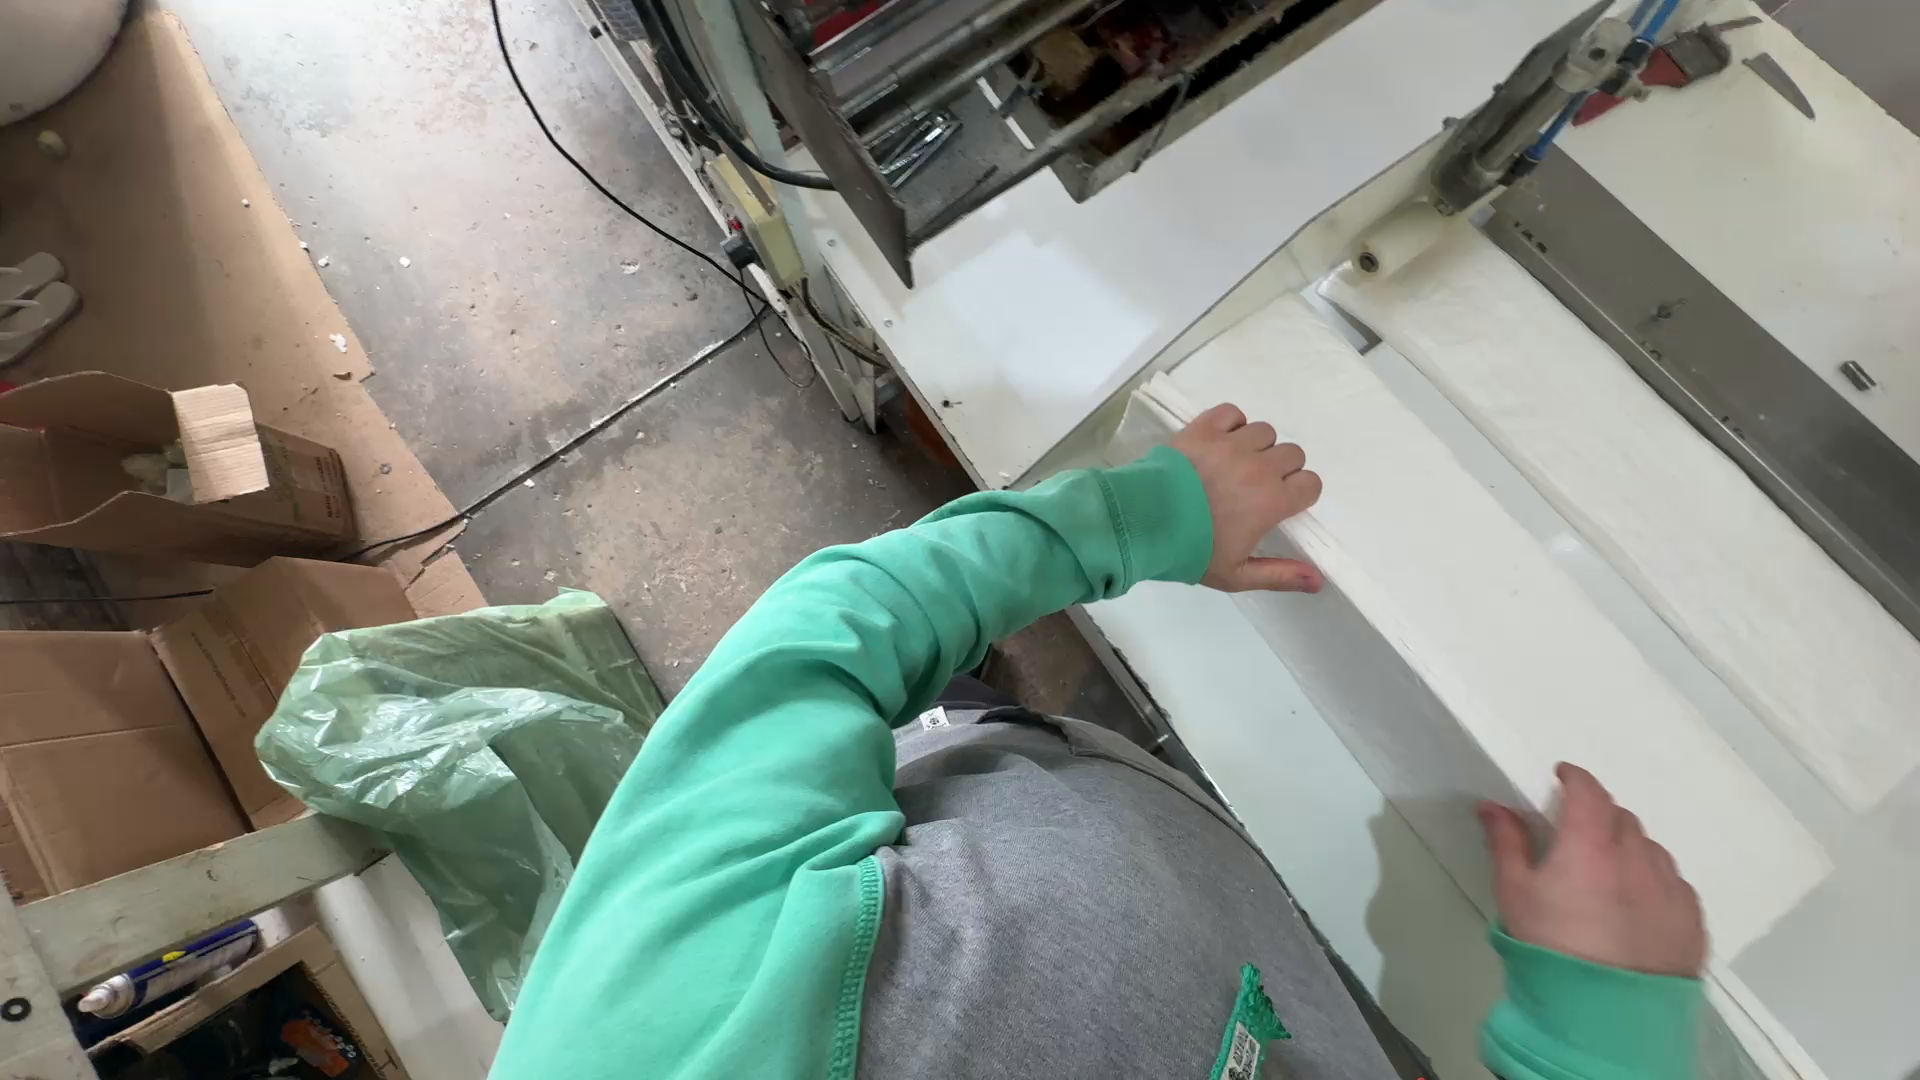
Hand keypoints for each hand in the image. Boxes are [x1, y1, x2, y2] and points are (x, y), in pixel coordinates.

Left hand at [1168, 403, 1322, 592]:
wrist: (1140, 523)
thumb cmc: (1189, 551)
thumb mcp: (1235, 574)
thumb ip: (1280, 575)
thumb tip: (1318, 582)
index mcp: (1272, 500)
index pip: (1311, 484)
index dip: (1297, 494)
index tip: (1276, 505)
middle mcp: (1258, 466)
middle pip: (1292, 454)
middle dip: (1279, 469)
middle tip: (1252, 487)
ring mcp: (1229, 444)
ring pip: (1264, 431)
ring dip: (1255, 446)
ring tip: (1232, 465)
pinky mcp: (1202, 429)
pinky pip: (1231, 413)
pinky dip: (1231, 424)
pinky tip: (1219, 443)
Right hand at [1479, 764, 1706, 976]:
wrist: (1603, 1009)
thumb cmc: (1547, 940)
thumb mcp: (1513, 889)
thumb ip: (1506, 841)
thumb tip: (1493, 806)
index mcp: (1590, 846)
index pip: (1590, 794)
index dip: (1577, 778)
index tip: (1563, 775)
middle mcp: (1637, 860)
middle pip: (1623, 818)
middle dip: (1600, 814)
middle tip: (1577, 828)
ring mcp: (1672, 892)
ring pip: (1652, 849)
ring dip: (1629, 845)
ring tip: (1608, 865)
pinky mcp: (1693, 923)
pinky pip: (1675, 883)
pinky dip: (1654, 876)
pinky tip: (1636, 896)